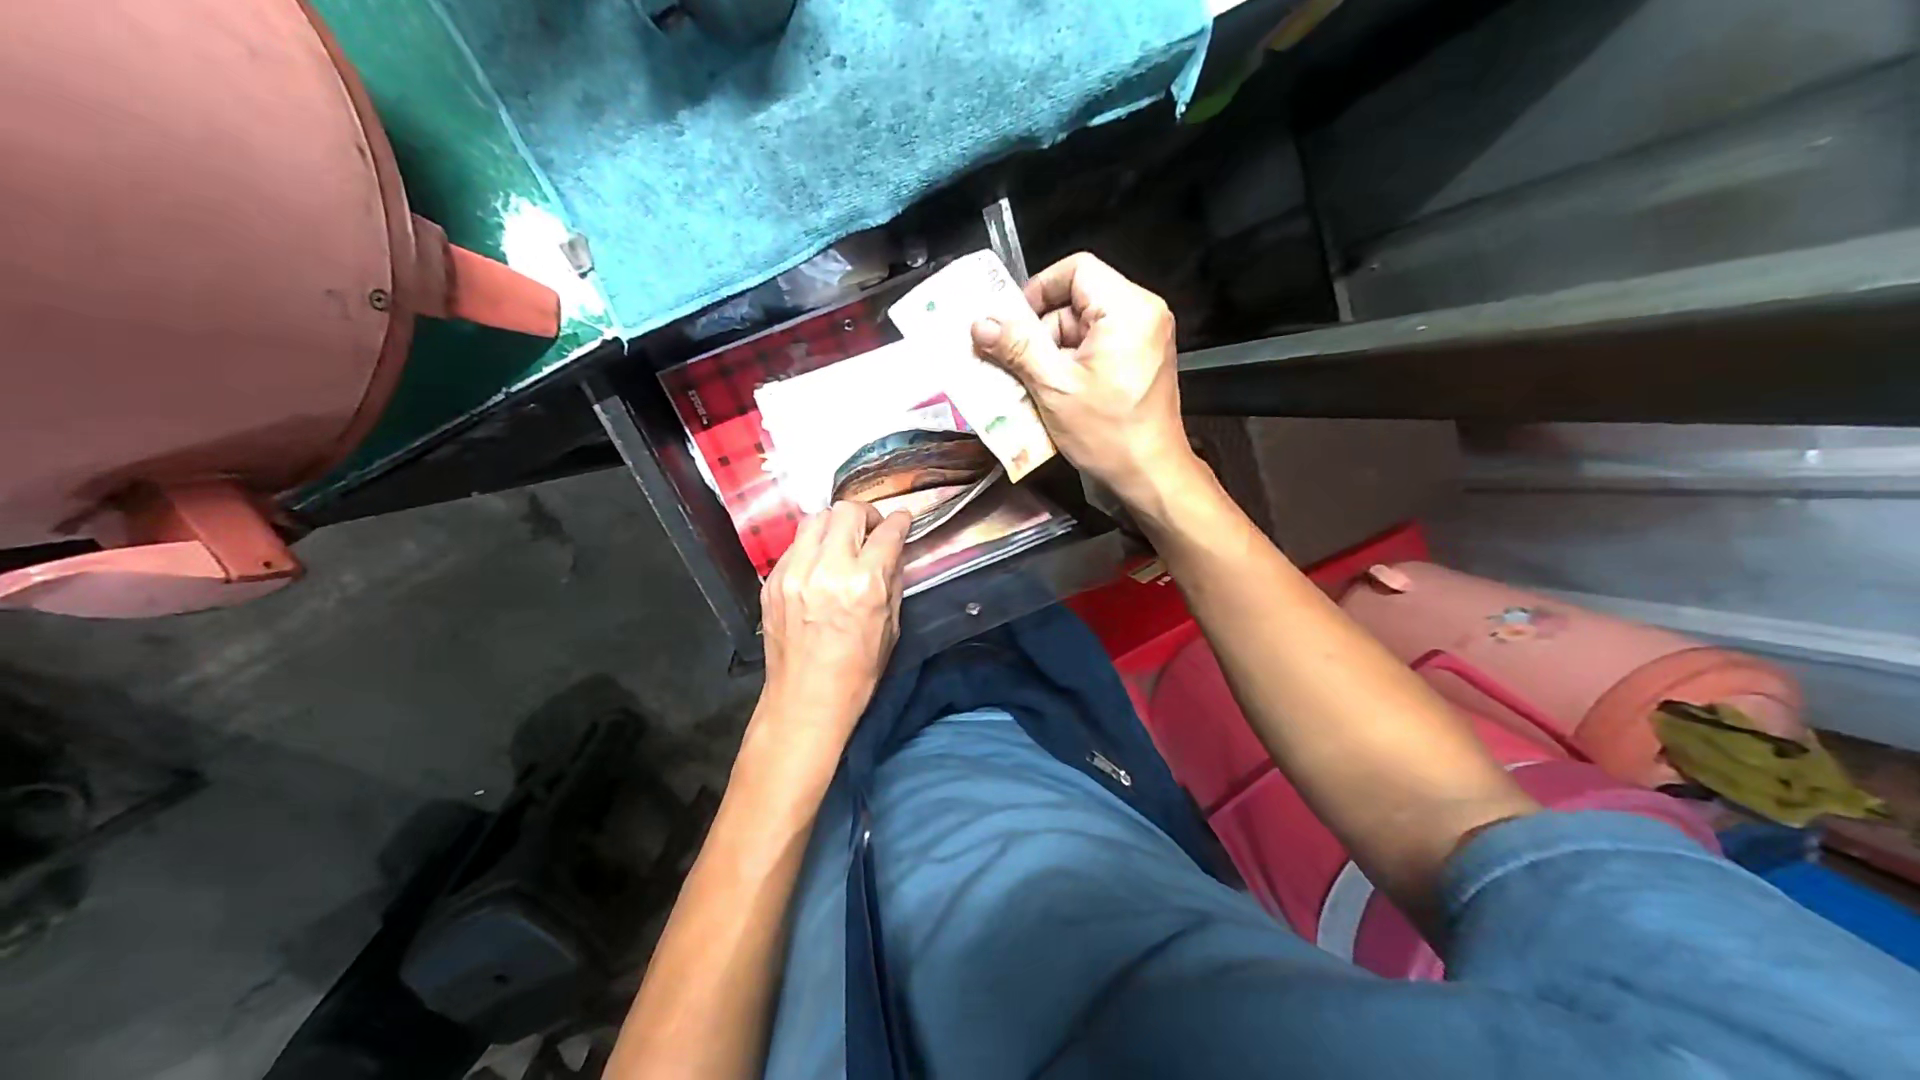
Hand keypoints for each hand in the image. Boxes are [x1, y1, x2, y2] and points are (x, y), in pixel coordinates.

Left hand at [754, 501, 911, 762]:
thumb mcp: (891, 626)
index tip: (903, 520)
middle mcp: (826, 569)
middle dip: (866, 514)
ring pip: (815, 519)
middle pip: (846, 511)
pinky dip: (812, 546)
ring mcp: (793, 573)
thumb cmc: (858, 671)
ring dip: (836, 524)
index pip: (886, 532)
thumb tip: (893, 550)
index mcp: (863, 584)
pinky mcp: (772, 581)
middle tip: (872, 529)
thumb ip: (893, 580)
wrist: (806, 700)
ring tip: (843, 542)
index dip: (899, 521)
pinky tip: (820, 565)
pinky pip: (795, 545)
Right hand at [969, 252, 1199, 507]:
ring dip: (1053, 352)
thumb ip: (1017, 349)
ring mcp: (1144, 336)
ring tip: (1037, 385)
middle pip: (1077, 300)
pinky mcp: (1140, 357)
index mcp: (1127, 310)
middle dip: (1042, 331)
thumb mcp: (1054, 387)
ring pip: (1083, 325)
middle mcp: (1143, 313)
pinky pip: (1096, 344)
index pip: (1075, 269)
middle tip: (1019, 364)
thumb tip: (982, 324)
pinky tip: (1055, 391)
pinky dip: (1071, 362)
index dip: (1038, 290)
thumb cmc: (1110, 434)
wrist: (1150, 473)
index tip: (1014, 323)